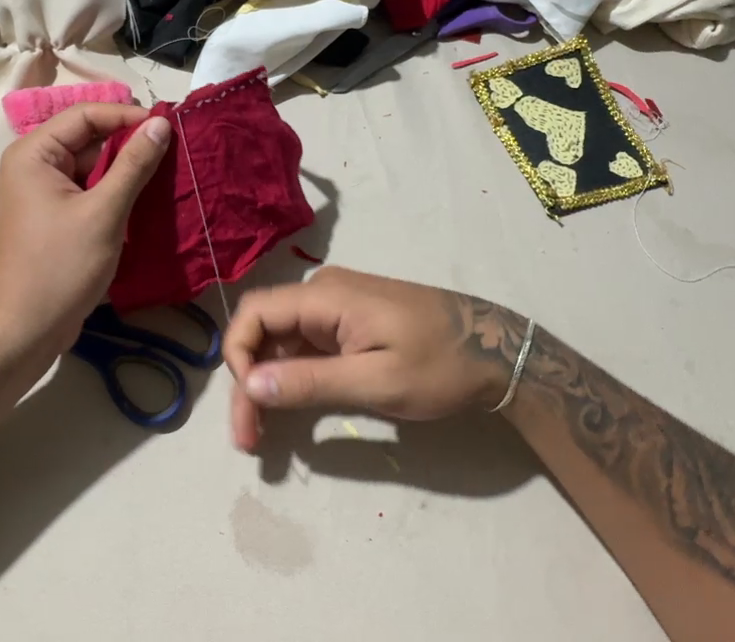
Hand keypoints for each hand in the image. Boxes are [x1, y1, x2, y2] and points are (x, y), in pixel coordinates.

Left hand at [0, 103, 171, 390]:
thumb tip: (161, 124)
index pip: (86, 115)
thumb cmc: (59, 266)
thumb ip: (133, 165)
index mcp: (34, 154)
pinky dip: (115, 193)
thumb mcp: (103, 212)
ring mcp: (43, 194)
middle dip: (130, 144)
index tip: (168, 127)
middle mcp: (34, 166)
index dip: (127, 116)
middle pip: (89, 139)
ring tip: (166, 175)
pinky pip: (89, 191)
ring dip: (126, 170)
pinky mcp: (55, 218)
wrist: (23, 329)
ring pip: (92, 167)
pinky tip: (146, 201)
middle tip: (174, 152)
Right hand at [222, 268, 521, 450]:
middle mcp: (322, 294)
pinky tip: (288, 411)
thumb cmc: (440, 365)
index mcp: (325, 296)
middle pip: (263, 331)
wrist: (497, 350)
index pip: (255, 312)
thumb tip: (250, 384)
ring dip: (266, 384)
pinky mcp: (348, 325)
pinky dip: (291, 379)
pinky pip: (304, 347)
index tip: (250, 403)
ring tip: (261, 435)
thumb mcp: (377, 381)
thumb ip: (311, 382)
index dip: (237, 353)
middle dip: (248, 382)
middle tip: (248, 440)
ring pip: (280, 343)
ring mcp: (335, 309)